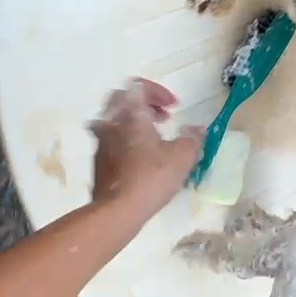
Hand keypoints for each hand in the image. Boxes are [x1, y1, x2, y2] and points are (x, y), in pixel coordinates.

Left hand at [88, 79, 203, 218]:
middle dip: (145, 103)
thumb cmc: (151, 177)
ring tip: (154, 137)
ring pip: (115, 118)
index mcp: (131, 113)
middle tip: (163, 116)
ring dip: (135, 121)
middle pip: (122, 98)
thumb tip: (198, 129)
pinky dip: (126, 137)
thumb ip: (192, 138)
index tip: (173, 106)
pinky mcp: (97, 159)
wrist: (117, 210)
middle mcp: (111, 121)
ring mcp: (101, 140)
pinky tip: (141, 156)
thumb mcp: (182, 156)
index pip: (137, 85)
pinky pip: (111, 137)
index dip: (157, 91)